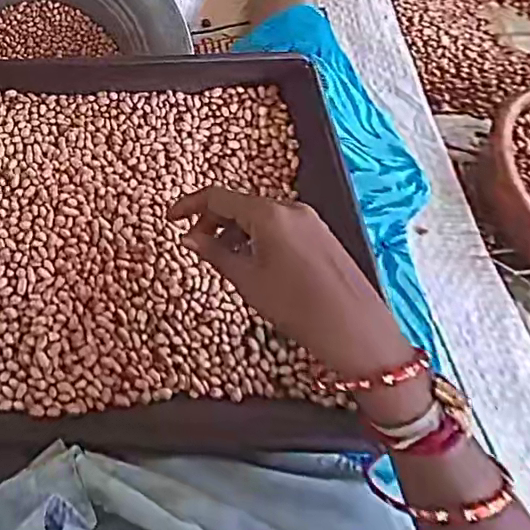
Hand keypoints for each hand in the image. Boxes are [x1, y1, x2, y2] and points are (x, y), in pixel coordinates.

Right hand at [167, 186, 415, 381]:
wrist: (357, 332)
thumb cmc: (297, 307)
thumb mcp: (246, 280)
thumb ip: (213, 252)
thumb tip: (187, 237)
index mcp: (268, 213)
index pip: (218, 197)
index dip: (190, 205)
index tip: (171, 218)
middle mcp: (290, 208)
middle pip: (240, 204)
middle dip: (212, 221)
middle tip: (194, 243)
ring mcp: (309, 220)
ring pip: (259, 215)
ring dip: (235, 230)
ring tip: (223, 258)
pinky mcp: (321, 234)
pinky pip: (279, 225)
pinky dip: (257, 236)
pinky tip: (252, 261)